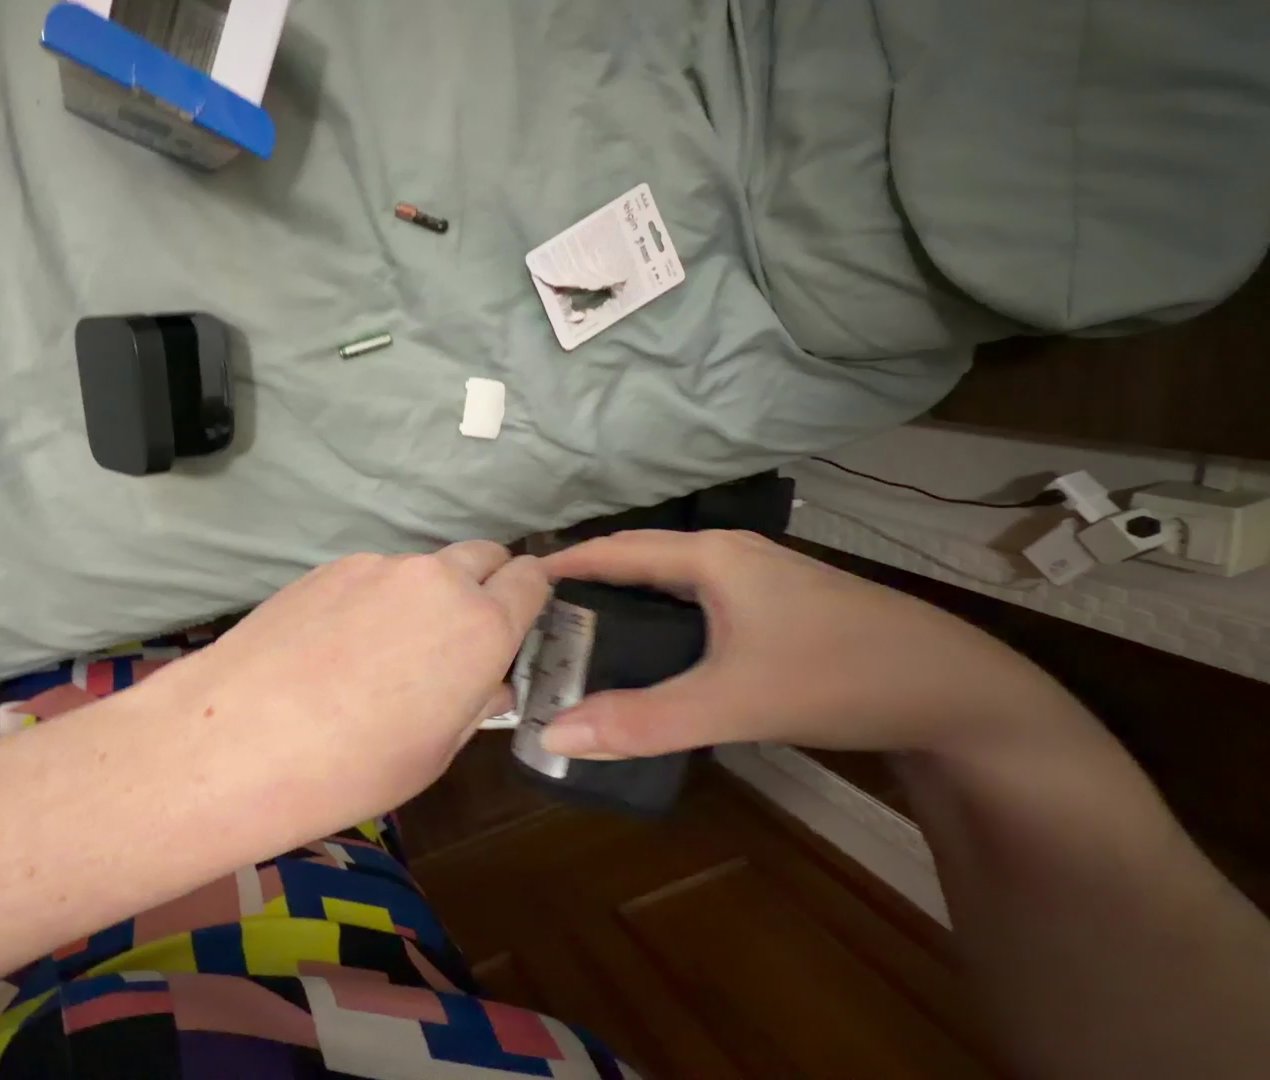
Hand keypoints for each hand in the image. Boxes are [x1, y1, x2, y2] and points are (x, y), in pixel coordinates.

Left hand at [144, 541, 548, 839]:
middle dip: (485, 584)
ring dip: (422, 596)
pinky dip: (372, 599)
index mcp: (481, 626)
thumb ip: (474, 702)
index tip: (520, 617)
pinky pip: (370, 577)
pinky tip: (336, 646)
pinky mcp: (326, 568)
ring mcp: (375, 567)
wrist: (241, 737)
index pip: (531, 580)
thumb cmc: (354, 766)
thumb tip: (487, 682)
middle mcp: (435, 580)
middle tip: (459, 635)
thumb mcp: (436, 751)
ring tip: (382, 652)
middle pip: (482, 557)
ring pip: (421, 570)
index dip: (531, 596)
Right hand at [538, 530, 1076, 759]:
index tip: (512, 588)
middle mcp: (731, 554)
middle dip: (586, 581)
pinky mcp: (779, 603)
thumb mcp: (732, 704)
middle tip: (537, 619)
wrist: (963, 693)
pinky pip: (696, 596)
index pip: (611, 550)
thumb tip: (551, 734)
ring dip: (623, 597)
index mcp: (710, 557)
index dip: (559, 565)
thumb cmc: (839, 677)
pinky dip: (659, 614)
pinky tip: (652, 649)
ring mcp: (761, 576)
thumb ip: (640, 721)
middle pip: (637, 558)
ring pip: (670, 577)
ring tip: (580, 633)